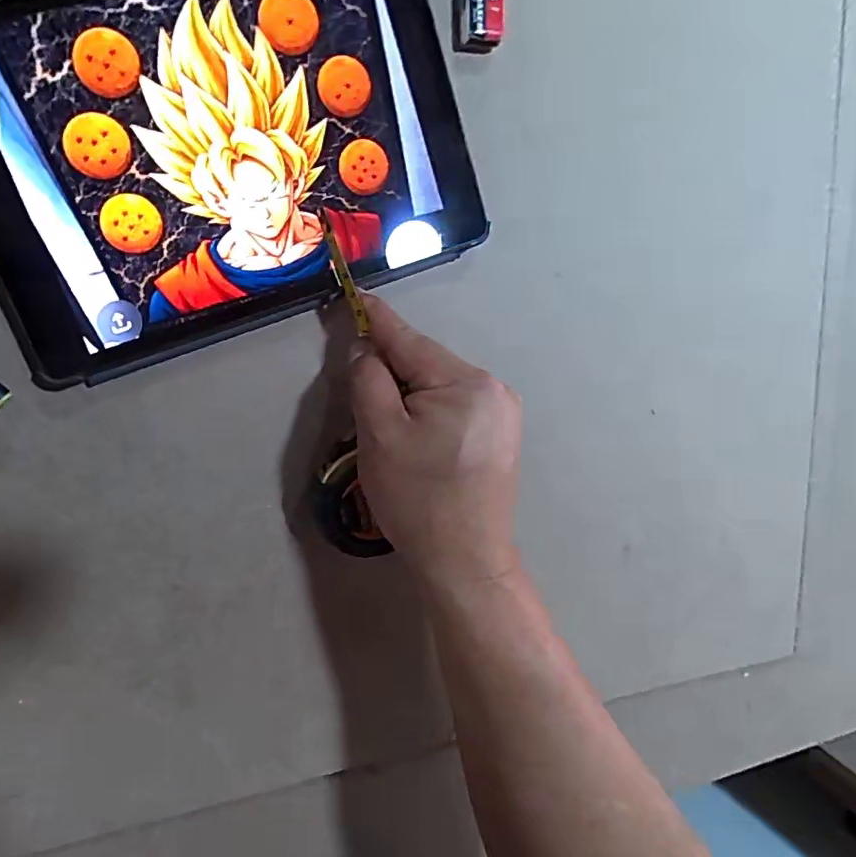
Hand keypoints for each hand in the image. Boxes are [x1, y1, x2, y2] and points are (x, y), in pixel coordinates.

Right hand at [347, 294, 523, 591]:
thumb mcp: (380, 435)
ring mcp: (502, 413)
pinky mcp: (500, 435)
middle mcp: (492, 388)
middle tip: (359, 392)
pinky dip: (426, 409)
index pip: (408, 341)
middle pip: (425, 363)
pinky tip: (414, 436)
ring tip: (386, 426)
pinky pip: (453, 405)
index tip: (353, 295)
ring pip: (438, 385)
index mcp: (465, 383)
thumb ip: (368, 381)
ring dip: (407, 392)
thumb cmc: (417, 499)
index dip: (375, 319)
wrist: (465, 561)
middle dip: (390, 369)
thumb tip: (364, 348)